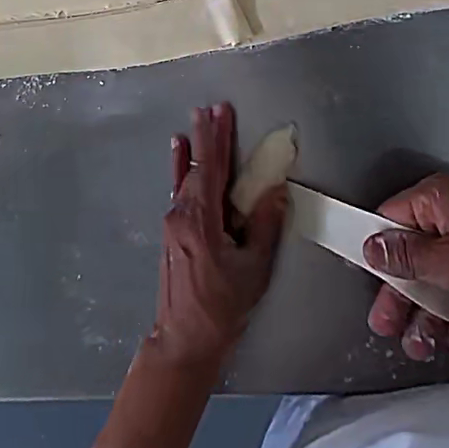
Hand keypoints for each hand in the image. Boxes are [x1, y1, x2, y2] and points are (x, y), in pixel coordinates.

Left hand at [151, 103, 287, 365]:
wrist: (183, 340)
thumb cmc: (222, 307)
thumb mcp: (253, 269)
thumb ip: (265, 226)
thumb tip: (276, 191)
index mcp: (201, 221)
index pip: (211, 169)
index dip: (217, 139)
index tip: (221, 112)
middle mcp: (182, 214)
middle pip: (199, 167)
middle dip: (208, 136)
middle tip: (214, 107)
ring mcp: (173, 222)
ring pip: (187, 177)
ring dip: (197, 149)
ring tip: (199, 121)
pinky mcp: (172, 230)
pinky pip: (178, 190)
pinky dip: (180, 168)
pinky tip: (178, 152)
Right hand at [362, 172, 448, 359]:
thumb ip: (408, 257)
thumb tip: (373, 246)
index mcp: (439, 196)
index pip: (389, 217)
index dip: (375, 252)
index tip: (368, 283)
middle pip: (410, 247)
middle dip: (401, 291)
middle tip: (389, 322)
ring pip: (434, 267)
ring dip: (426, 307)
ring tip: (421, 341)